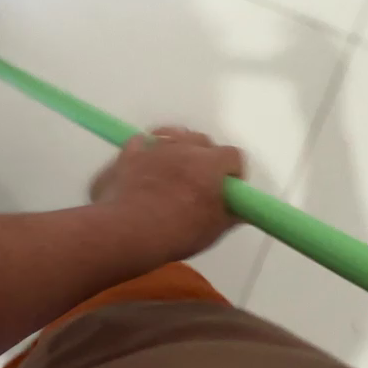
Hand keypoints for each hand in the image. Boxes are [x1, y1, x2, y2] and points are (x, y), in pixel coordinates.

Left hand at [89, 127, 244, 261]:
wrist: (126, 230)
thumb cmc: (176, 232)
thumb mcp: (213, 231)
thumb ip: (231, 215)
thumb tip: (241, 211)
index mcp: (210, 163)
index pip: (233, 156)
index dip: (232, 172)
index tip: (227, 189)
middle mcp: (183, 146)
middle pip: (202, 141)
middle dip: (205, 158)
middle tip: (199, 183)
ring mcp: (153, 146)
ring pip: (171, 135)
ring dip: (176, 149)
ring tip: (171, 171)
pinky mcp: (127, 153)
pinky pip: (142, 143)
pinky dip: (146, 152)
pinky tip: (144, 169)